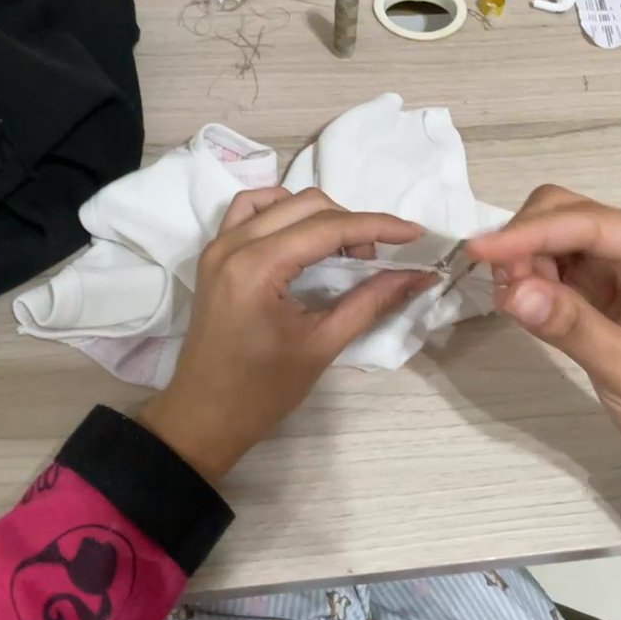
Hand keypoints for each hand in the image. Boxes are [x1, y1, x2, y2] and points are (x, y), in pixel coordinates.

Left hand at [137, 187, 436, 482]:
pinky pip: (249, 210)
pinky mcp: (214, 254)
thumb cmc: (262, 391)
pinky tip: (301, 236)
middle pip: (307, 206)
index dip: (378, 226)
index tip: (415, 234)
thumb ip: (372, 302)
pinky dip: (281, 212)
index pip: (329, 228)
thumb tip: (418, 276)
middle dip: (351, 226)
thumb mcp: (322, 345)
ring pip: (280, 201)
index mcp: (257, 267)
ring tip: (339, 252)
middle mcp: (233, 244)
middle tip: (372, 264)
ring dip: (318, 216)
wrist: (202, 418)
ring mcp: (218, 245)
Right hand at [466, 185, 620, 518]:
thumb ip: (575, 329)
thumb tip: (512, 292)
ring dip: (523, 259)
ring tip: (517, 306)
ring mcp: (620, 266)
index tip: (476, 250)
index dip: (530, 233)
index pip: (590, 223)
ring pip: (552, 235)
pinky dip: (528, 277)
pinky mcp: (599, 289)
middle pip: (566, 213)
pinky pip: (551, 265)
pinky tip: (523, 306)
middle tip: (504, 291)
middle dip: (526, 241)